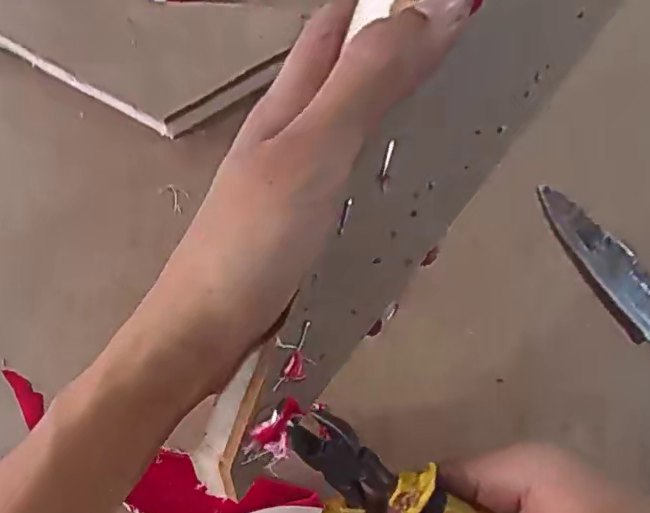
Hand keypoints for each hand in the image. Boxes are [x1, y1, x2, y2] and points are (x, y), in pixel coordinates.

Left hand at [126, 0, 474, 399]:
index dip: (387, 9)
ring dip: (399, 215)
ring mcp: (291, 215)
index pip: (338, 30)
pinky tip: (382, 295)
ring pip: (364, 191)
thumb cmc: (248, 247)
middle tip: (453, 152)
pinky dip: (372, 267)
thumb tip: (441, 3)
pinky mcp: (294, 265)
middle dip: (414, 126)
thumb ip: (368, 81)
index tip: (451, 24)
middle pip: (363, 112)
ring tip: (422, 251)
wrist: (196, 342)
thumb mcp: (311, 153)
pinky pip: (349, 251)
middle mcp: (289, 156)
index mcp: (286, 112)